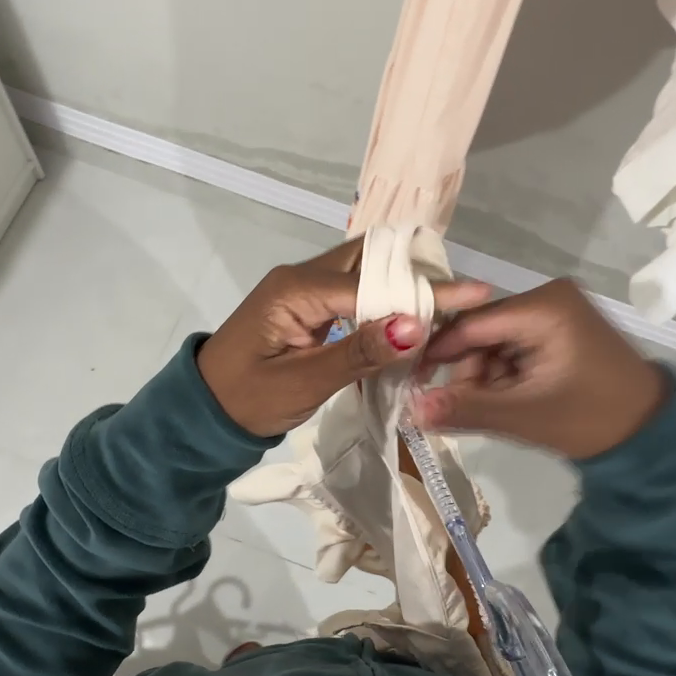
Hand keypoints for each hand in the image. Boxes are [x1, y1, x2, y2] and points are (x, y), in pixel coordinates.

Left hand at [197, 239, 490, 436]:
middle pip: (368, 260)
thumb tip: (414, 325)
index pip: (372, 283)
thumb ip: (358, 353)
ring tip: (446, 303)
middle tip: (464, 293)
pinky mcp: (305, 308)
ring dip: (400, 286)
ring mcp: (302, 291)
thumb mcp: (303, 383)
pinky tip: (407, 319)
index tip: (473, 295)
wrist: (202, 415)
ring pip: (361, 274)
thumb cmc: (247, 401)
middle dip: (415, 273)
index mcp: (296, 289)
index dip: (423, 292)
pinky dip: (381, 302)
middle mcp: (300, 278)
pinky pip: (351, 294)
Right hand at [412, 279, 668, 459]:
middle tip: (461, 408)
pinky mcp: (557, 329)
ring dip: (483, 376)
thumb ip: (466, 409)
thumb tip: (410, 411)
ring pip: (492, 342)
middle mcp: (548, 297)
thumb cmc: (592, 420)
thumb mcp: (525, 416)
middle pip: (480, 331)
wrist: (650, 435)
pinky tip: (510, 399)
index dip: (436, 353)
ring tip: (496, 408)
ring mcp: (555, 312)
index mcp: (545, 307)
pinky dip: (502, 375)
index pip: (471, 324)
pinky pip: (511, 347)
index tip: (410, 384)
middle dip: (466, 371)